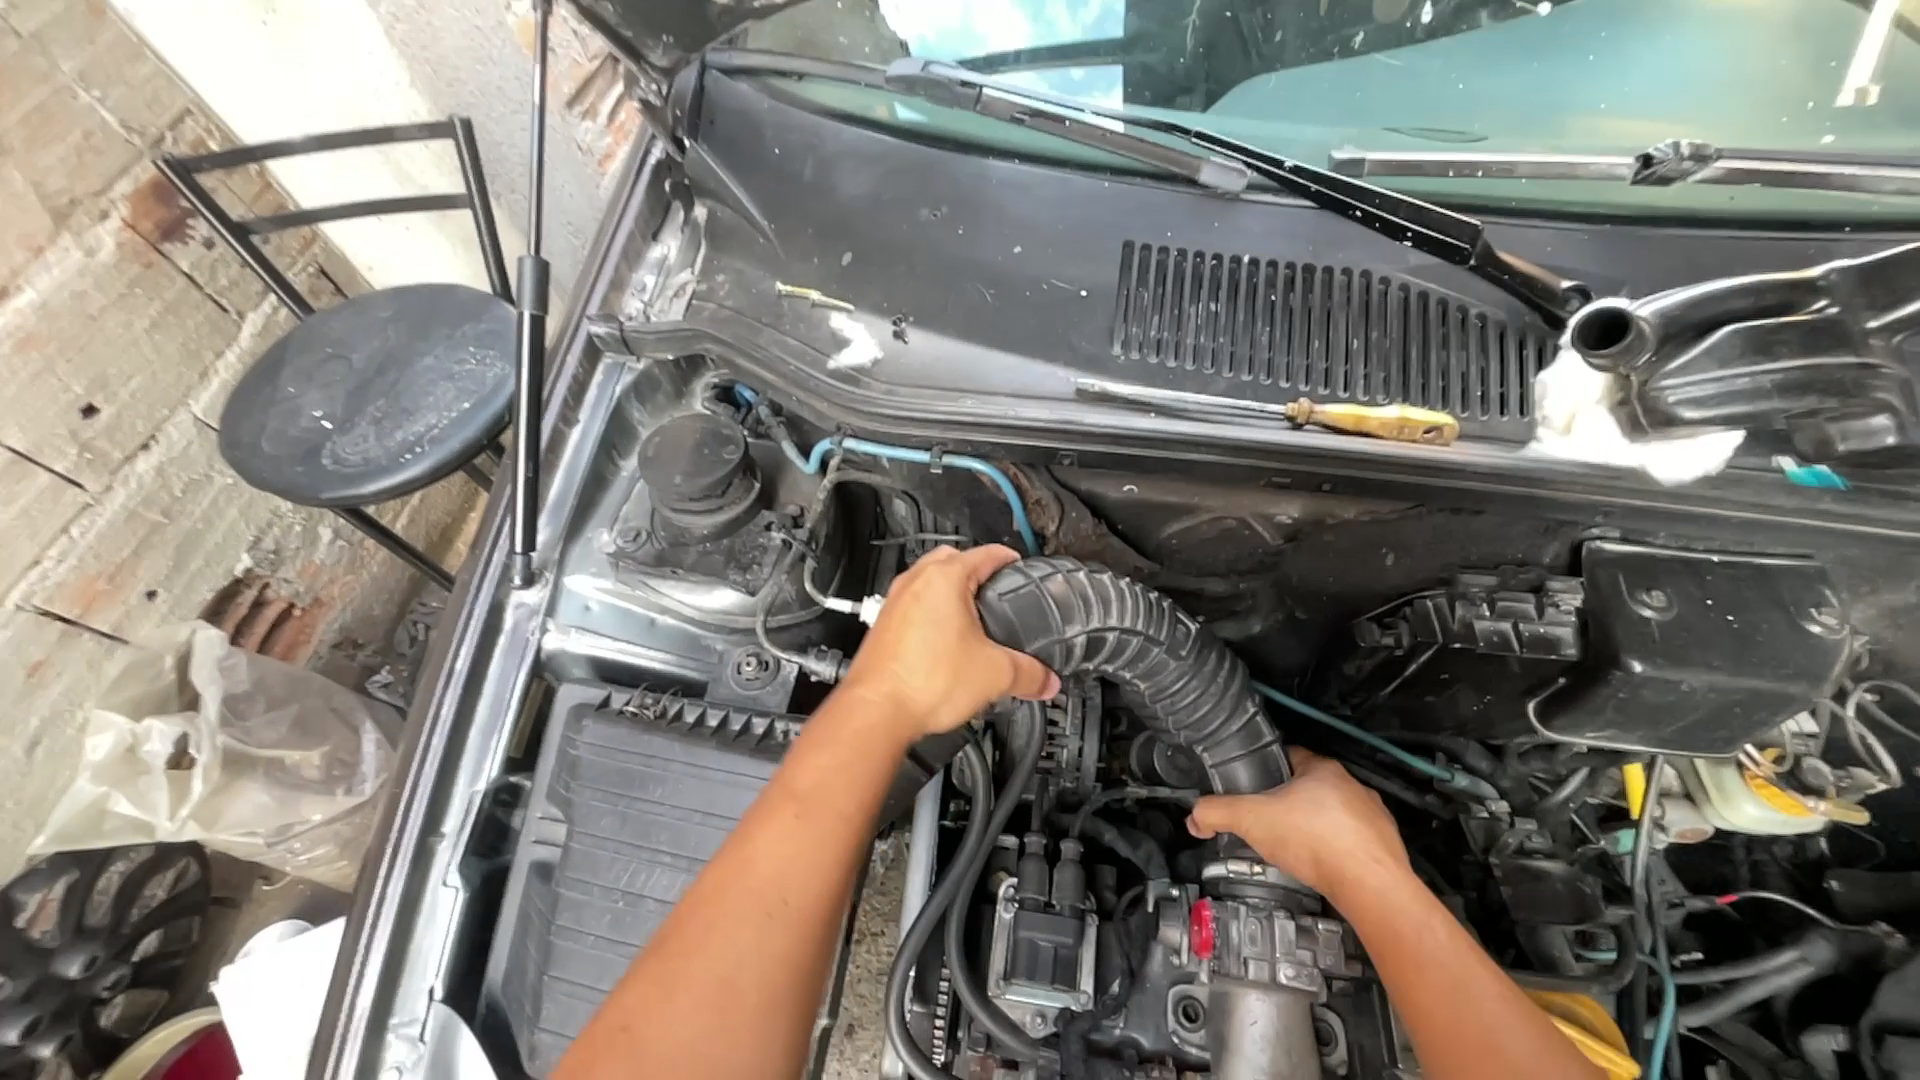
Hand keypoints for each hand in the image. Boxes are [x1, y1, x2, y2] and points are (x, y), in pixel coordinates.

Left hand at [839, 545, 1059, 738]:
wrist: (876, 711)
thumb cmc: (920, 682)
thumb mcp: (994, 675)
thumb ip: (1029, 673)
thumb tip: (1045, 679)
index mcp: (944, 578)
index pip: (986, 553)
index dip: (1009, 558)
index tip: (1018, 565)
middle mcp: (914, 583)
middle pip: (952, 560)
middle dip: (976, 572)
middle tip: (998, 591)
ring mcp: (894, 603)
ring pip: (927, 583)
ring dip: (950, 593)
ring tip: (973, 619)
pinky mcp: (882, 626)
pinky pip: (912, 608)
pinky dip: (930, 615)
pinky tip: (944, 643)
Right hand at [1186, 748, 1409, 898]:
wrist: (1370, 887)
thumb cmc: (1313, 841)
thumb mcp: (1250, 820)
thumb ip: (1217, 812)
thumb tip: (1194, 817)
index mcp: (1322, 769)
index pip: (1289, 756)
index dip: (1267, 768)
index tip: (1253, 783)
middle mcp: (1352, 786)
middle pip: (1311, 787)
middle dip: (1289, 801)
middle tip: (1266, 820)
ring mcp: (1373, 817)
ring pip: (1334, 814)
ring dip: (1315, 826)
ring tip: (1293, 847)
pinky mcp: (1385, 847)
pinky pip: (1353, 842)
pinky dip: (1336, 850)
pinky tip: (1320, 866)